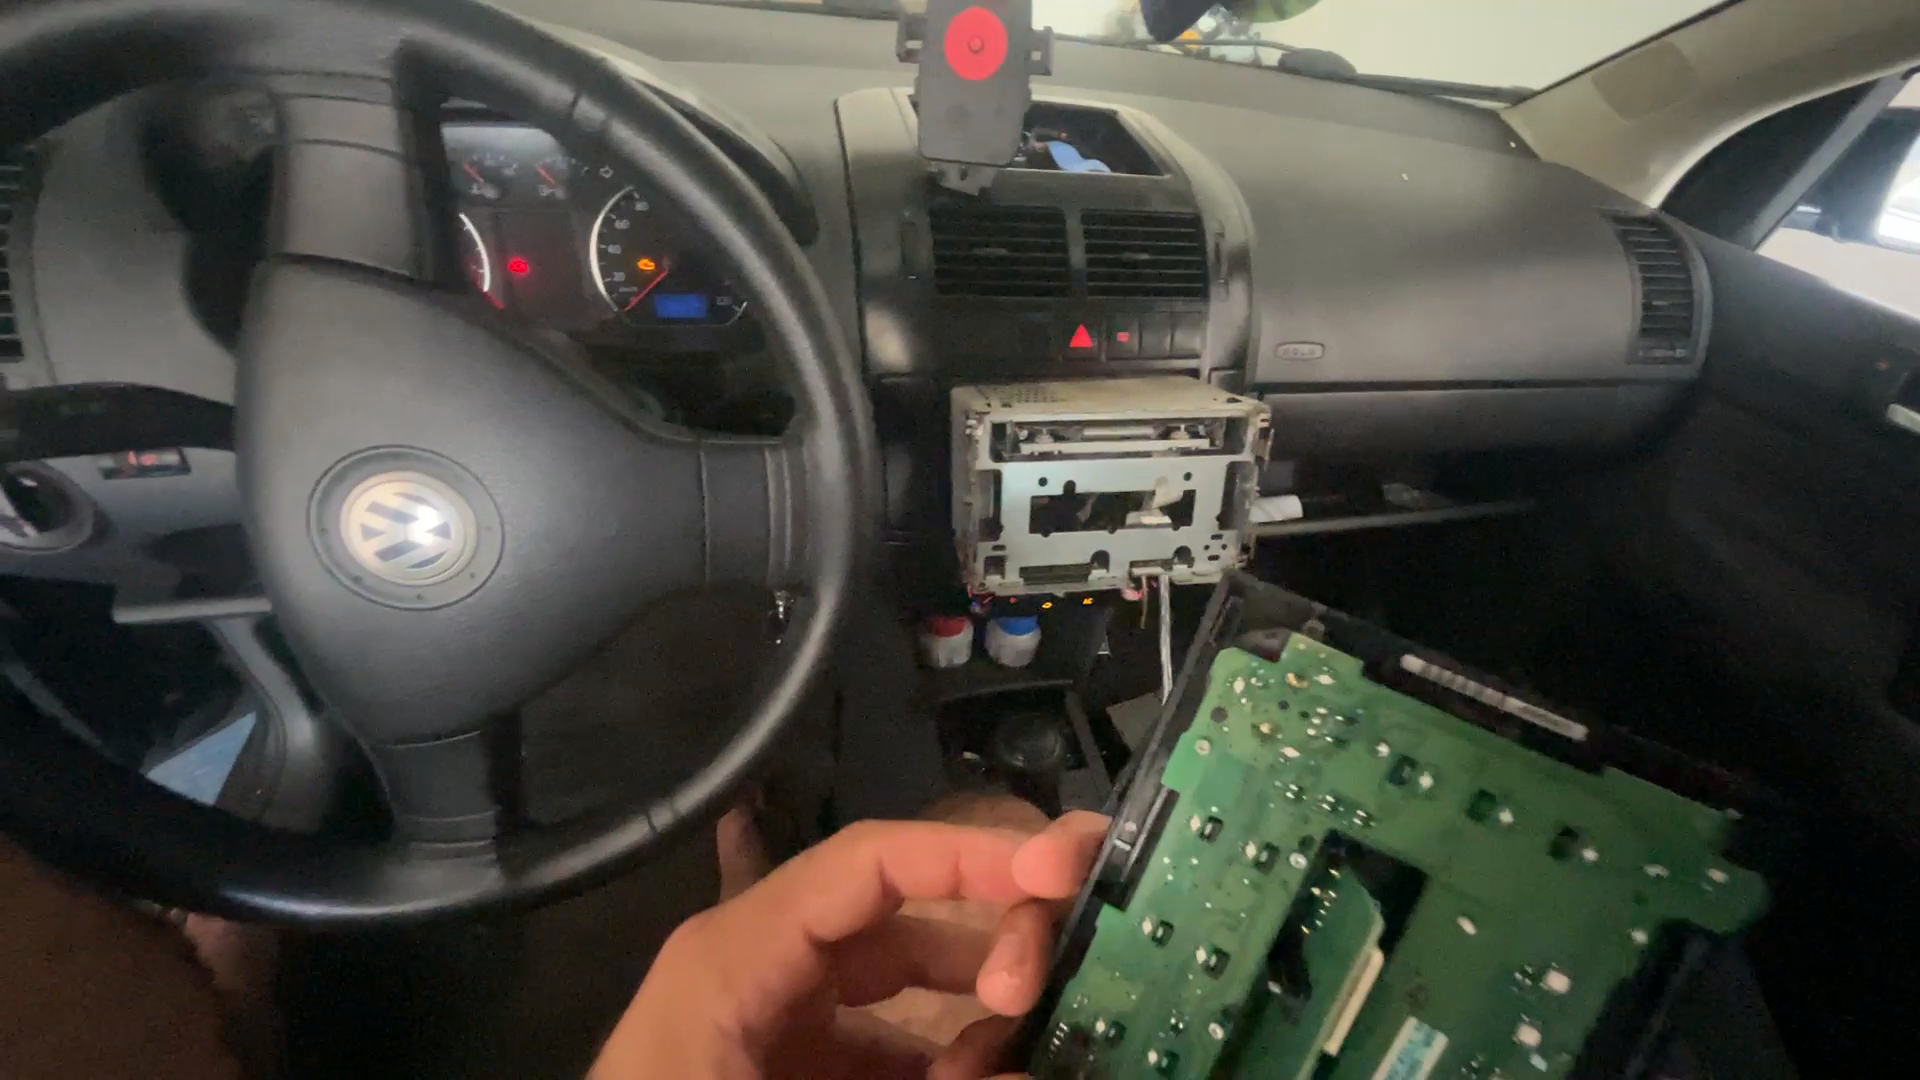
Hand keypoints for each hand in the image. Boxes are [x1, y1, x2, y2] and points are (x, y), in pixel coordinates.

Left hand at [589, 812, 1109, 1079]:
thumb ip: (919, 1074)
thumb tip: (1025, 1058)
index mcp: (742, 948)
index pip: (870, 862)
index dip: (965, 854)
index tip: (1051, 874)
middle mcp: (767, 955)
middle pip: (899, 909)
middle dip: (985, 935)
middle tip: (1046, 983)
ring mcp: (780, 1006)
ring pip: (902, 974)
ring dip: (972, 1001)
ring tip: (1033, 1032)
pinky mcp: (792, 1052)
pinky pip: (884, 1035)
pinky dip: (940, 1052)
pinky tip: (983, 1069)